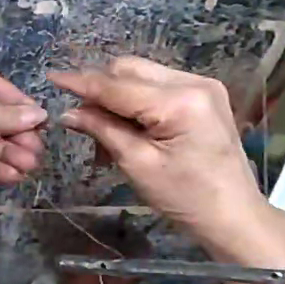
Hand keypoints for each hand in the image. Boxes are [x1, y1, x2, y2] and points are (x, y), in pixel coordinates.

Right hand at [50, 57, 270, 248]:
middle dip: (99, 90)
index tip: (51, 77)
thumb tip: (68, 113)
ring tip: (105, 130)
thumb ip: (102, 130)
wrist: (232, 213)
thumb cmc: (184, 196)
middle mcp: (193, 83)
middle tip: (81, 120)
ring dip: (114, 96)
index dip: (80, 82)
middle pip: (128, 70)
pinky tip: (126, 126)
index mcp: (180, 102)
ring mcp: (201, 86)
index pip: (116, 85)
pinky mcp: (202, 95)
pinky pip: (154, 85)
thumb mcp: (136, 163)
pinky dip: (133, 101)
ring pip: (139, 75)